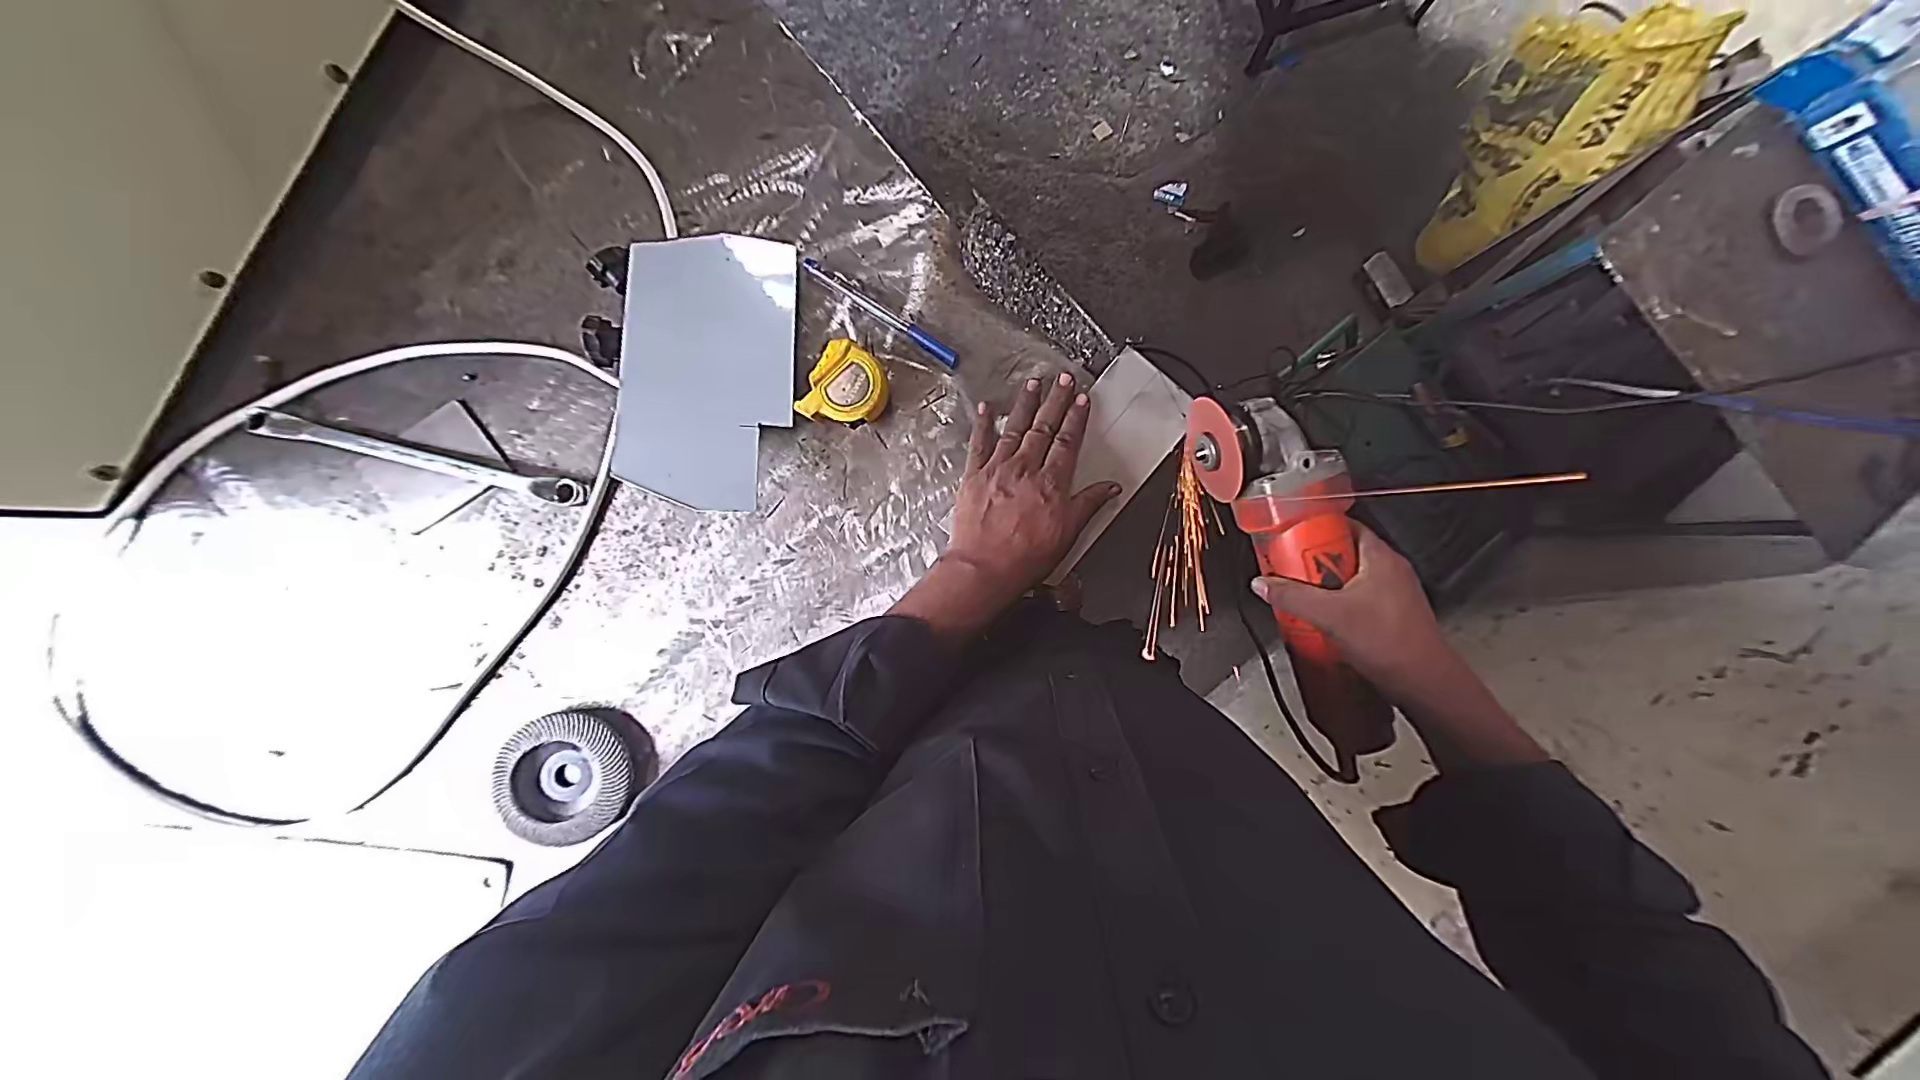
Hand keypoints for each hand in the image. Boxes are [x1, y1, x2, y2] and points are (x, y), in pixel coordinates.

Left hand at [890, 373, 1119, 642]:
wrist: (985, 568)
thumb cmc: (1024, 557)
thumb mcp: (1068, 534)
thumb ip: (1089, 505)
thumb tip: (1110, 488)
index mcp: (1050, 483)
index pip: (1068, 442)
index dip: (1076, 418)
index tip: (1081, 400)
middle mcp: (1024, 469)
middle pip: (1044, 427)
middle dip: (1056, 400)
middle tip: (1063, 379)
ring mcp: (997, 469)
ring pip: (1014, 428)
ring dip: (1024, 403)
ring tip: (1032, 383)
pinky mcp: (973, 476)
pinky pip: (979, 443)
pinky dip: (983, 424)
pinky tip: (986, 408)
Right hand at [1251, 523, 1546, 768]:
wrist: (1424, 683)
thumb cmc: (1394, 644)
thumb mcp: (1329, 615)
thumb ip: (1292, 596)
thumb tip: (1264, 584)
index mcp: (1380, 559)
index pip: (1343, 526)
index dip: (1314, 530)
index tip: (1291, 541)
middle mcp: (1388, 572)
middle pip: (1339, 553)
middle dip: (1310, 563)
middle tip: (1290, 574)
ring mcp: (1388, 594)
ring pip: (1344, 578)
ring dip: (1319, 587)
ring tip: (1300, 599)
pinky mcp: (1385, 615)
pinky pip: (1351, 599)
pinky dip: (1332, 605)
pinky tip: (1319, 621)